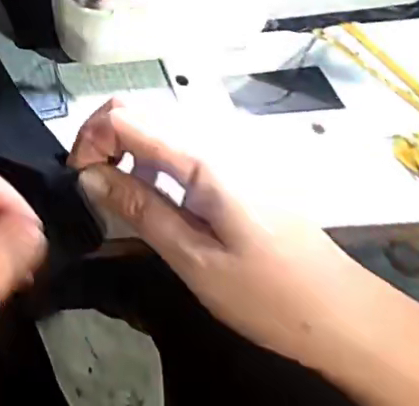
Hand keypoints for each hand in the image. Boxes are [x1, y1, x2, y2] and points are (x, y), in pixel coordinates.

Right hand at [69, 100, 418, 405]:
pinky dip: (150, 159)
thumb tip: (89, 176)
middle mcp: (213, 135)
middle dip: (101, 139)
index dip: (89, 139)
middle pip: (138, 109)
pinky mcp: (233, 159)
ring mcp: (226, 144)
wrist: (340, 308)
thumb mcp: (194, 260)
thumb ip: (140, 210)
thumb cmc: (269, 292)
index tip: (77, 181)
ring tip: (115, 197)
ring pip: (156, 123)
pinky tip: (152, 196)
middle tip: (90, 189)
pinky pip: (178, 142)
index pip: (124, 116)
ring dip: (124, 149)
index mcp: (201, 156)